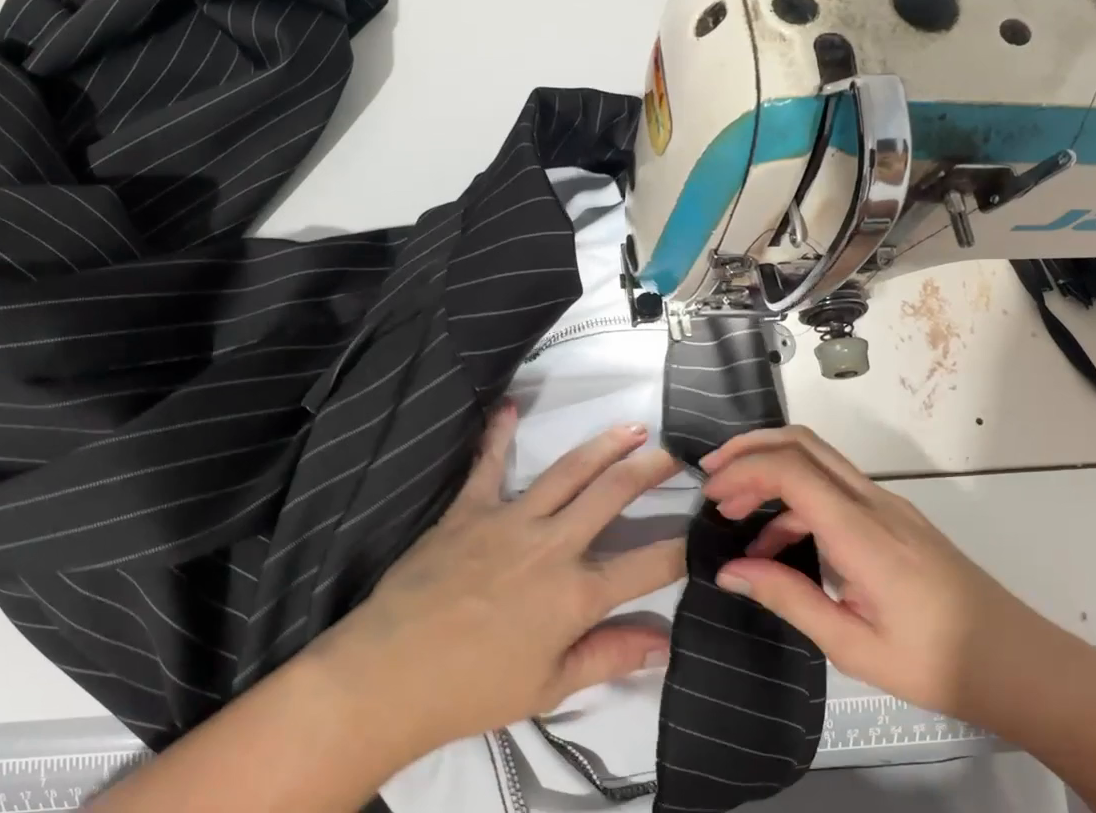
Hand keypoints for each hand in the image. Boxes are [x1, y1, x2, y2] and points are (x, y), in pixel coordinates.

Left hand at [307, 404, 685, 756]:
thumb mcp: (550, 686)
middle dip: (649, 471)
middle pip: (612, 496)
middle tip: (674, 452)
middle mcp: (552, 545)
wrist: (390, 673)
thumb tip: (664, 642)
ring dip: (603, 446)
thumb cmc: (474, 690)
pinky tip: (509, 406)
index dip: (683, 546)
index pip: (649, 565)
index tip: (704, 528)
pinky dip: (499, 434)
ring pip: (568, 471)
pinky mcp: (468, 510)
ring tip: (631, 428)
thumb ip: (609, 656)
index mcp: (577, 594)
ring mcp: (509, 520)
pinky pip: (488, 464)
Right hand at [699, 426, 1062, 729]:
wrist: (1018, 663)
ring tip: (736, 518)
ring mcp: (889, 506)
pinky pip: (836, 489)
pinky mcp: (895, 518)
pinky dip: (797, 499)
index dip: (743, 471)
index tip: (711, 497)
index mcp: (863, 534)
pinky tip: (779, 545)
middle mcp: (876, 503)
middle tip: (712, 480)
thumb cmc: (935, 662)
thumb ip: (788, 599)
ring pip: (819, 461)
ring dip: (772, 474)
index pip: (792, 470)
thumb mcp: (852, 645)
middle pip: (804, 443)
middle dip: (750, 449)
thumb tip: (729, 571)